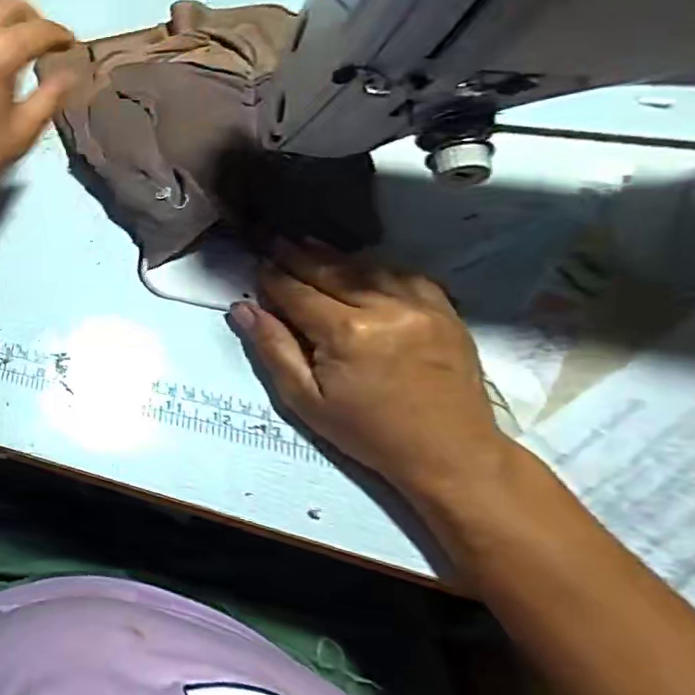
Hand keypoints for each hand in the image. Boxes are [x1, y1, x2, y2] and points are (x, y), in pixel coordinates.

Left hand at [0, 0, 78, 234]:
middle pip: (9, 5)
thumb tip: (70, 74)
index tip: (73, 46)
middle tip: (48, 41)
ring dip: (7, 17)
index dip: (61, 34)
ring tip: (21, 41)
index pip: (37, 29)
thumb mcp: (22, 132)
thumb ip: (50, 96)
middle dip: (35, 18)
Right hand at [227, 239, 514, 499]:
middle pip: (330, 271)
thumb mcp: (306, 400)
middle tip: (274, 241)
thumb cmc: (369, 433)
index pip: (297, 292)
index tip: (256, 265)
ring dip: (333, 256)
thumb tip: (243, 309)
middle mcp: (384, 307)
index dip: (273, 278)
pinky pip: (403, 275)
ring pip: (365, 267)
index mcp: (346, 332)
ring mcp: (420, 304)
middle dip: (297, 256)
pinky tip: (358, 265)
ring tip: (307, 244)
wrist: (452, 453)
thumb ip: (273, 349)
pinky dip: (375, 266)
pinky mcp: (444, 309)